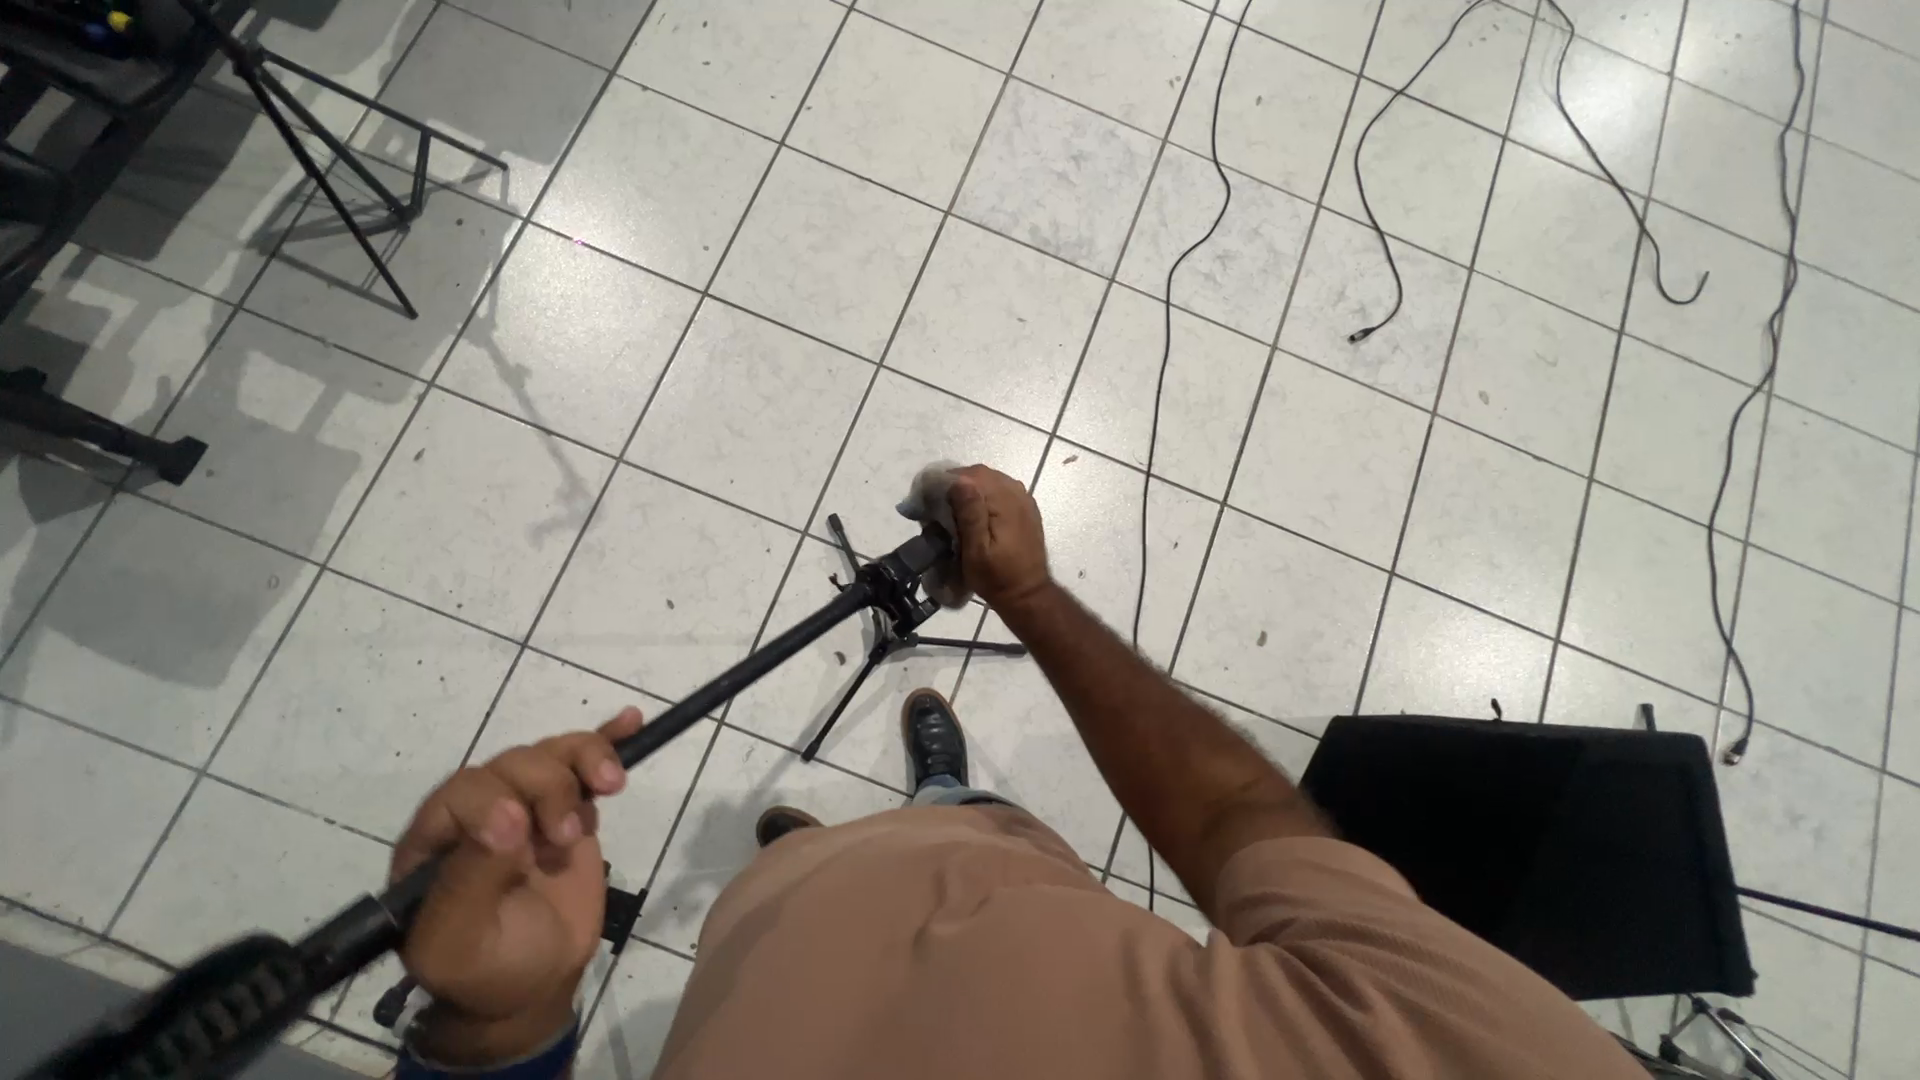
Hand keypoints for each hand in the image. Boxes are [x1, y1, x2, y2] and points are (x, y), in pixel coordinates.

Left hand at [391, 708, 643, 1064]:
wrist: (533, 982)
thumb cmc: (486, 967)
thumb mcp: (458, 943)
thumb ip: (468, 883)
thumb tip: (506, 821)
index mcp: (436, 840)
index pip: (459, 794)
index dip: (490, 802)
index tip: (520, 836)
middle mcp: (479, 811)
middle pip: (513, 765)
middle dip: (549, 789)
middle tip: (570, 838)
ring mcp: (529, 804)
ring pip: (552, 754)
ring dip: (586, 759)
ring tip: (612, 785)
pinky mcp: (572, 805)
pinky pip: (585, 761)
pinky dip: (609, 738)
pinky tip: (631, 721)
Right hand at [947, 464, 1051, 610]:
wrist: (1026, 594)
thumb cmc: (996, 577)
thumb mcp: (976, 551)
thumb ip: (970, 514)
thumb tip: (959, 481)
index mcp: (1004, 502)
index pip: (969, 475)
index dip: (945, 482)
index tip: (928, 500)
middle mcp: (1016, 492)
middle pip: (979, 474)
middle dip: (955, 484)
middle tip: (937, 506)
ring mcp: (1023, 498)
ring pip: (989, 479)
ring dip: (969, 489)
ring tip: (953, 509)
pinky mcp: (1025, 507)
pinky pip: (1000, 489)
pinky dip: (983, 495)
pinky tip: (974, 512)